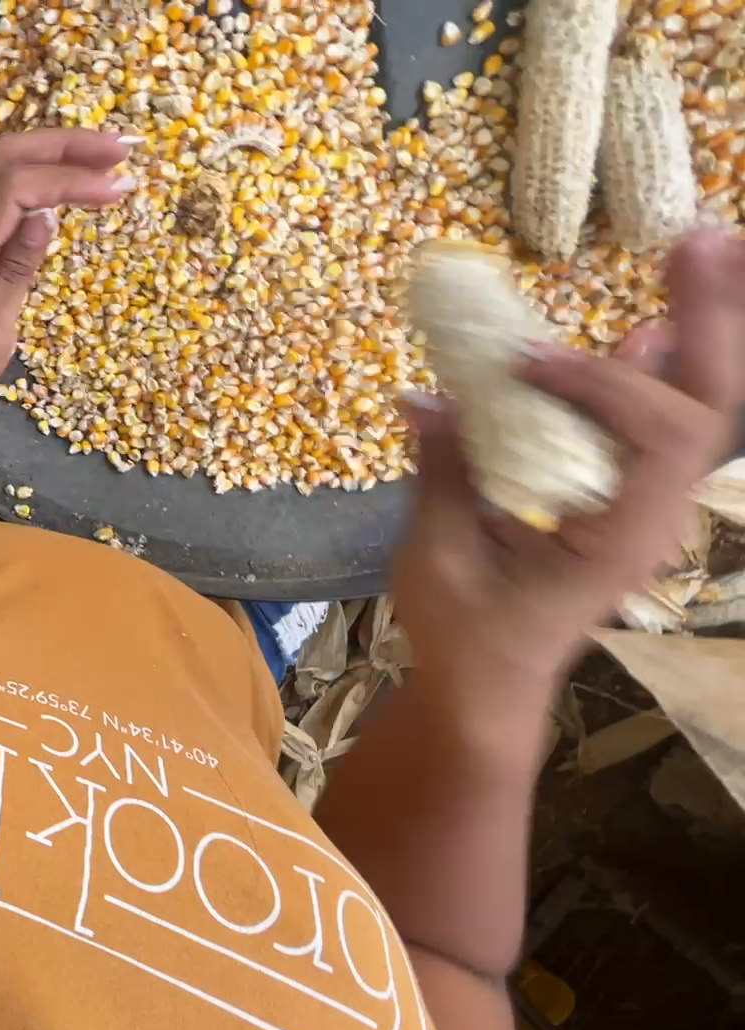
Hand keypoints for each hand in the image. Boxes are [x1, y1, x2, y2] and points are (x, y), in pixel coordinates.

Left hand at [0, 129, 136, 425]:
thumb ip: (13, 278)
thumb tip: (46, 217)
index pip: (11, 190)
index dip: (67, 177)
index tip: (116, 188)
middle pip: (2, 158)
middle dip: (64, 145)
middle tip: (121, 151)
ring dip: (50, 153)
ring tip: (104, 159)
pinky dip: (31, 174)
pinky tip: (63, 182)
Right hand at [395, 230, 744, 716]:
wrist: (487, 682)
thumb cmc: (462, 631)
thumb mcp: (436, 556)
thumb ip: (441, 475)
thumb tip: (421, 399)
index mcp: (621, 533)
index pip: (653, 436)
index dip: (596, 384)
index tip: (519, 360)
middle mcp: (653, 511)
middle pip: (713, 405)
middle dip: (711, 320)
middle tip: (696, 242)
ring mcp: (639, 505)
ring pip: (698, 409)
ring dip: (700, 334)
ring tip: (696, 259)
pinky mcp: (610, 501)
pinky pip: (648, 430)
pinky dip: (648, 376)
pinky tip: (645, 332)